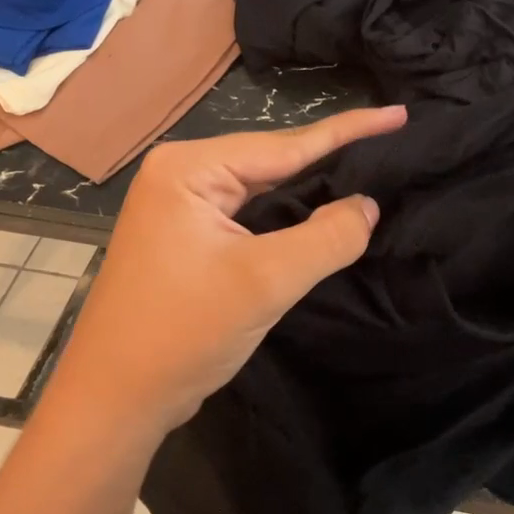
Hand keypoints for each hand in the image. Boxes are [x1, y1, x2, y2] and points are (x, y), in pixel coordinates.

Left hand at [65, 106, 407, 431]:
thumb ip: (327, 237)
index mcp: (189, 169)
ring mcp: (181, 207)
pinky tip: (322, 212)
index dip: (349, 130)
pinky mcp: (188, 237)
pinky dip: (289, 215)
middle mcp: (181, 175)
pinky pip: (251, 214)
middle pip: (274, 161)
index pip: (286, 145)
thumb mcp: (265, 282)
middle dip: (332, 157)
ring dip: (312, 187)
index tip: (400, 114)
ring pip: (264, 189)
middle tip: (393, 144)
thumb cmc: (182, 333)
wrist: (114, 400)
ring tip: (370, 170)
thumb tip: (368, 206)